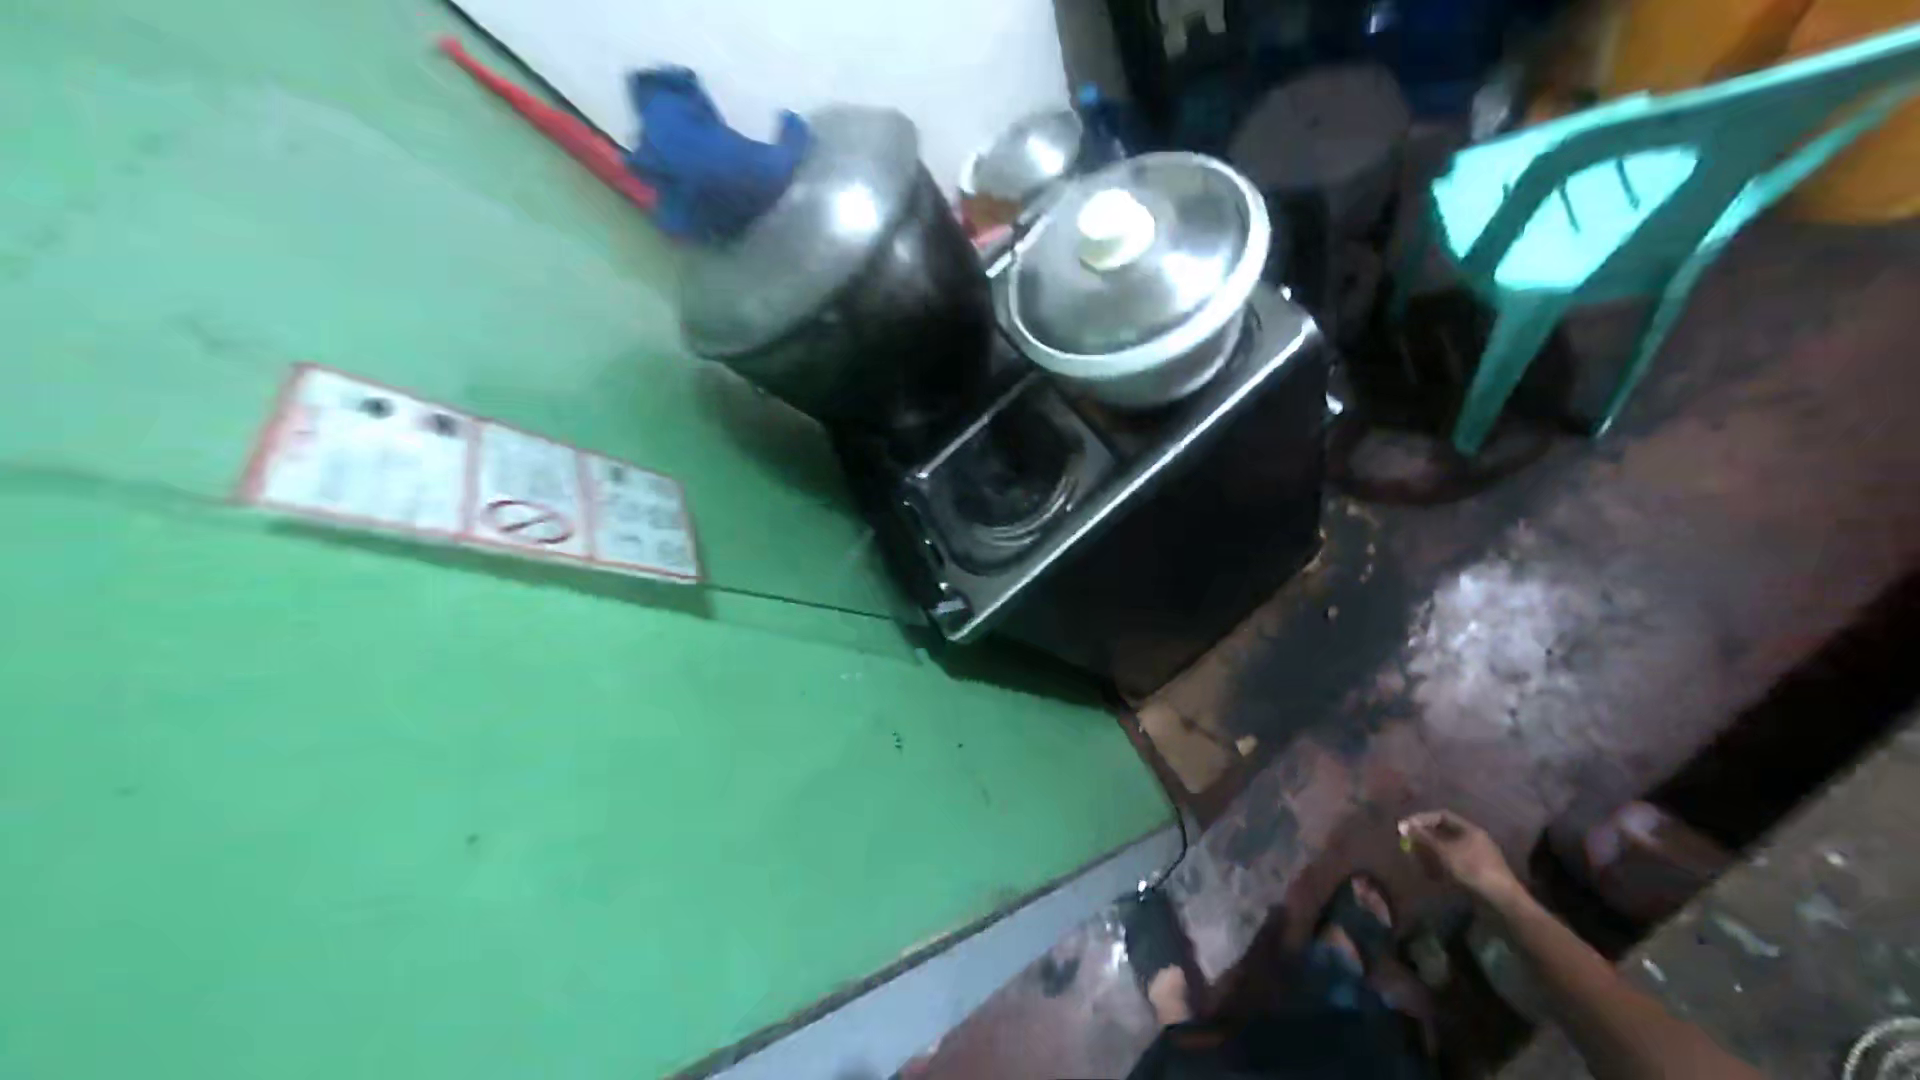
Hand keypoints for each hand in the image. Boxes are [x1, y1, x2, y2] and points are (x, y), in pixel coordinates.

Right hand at [1400, 810, 1524, 907]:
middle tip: (1409, 844)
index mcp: (1470, 830)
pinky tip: (1434, 874)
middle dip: (1425, 838)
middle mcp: (1475, 839)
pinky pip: (1455, 861)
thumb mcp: (1444, 852)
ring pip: (1448, 848)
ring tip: (1419, 861)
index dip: (1422, 819)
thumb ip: (1423, 837)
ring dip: (1431, 852)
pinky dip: (1442, 864)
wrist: (1503, 900)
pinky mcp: (1479, 871)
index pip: (1441, 816)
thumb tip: (1404, 824)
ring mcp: (1478, 856)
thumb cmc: (1472, 869)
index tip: (1407, 826)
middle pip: (1444, 832)